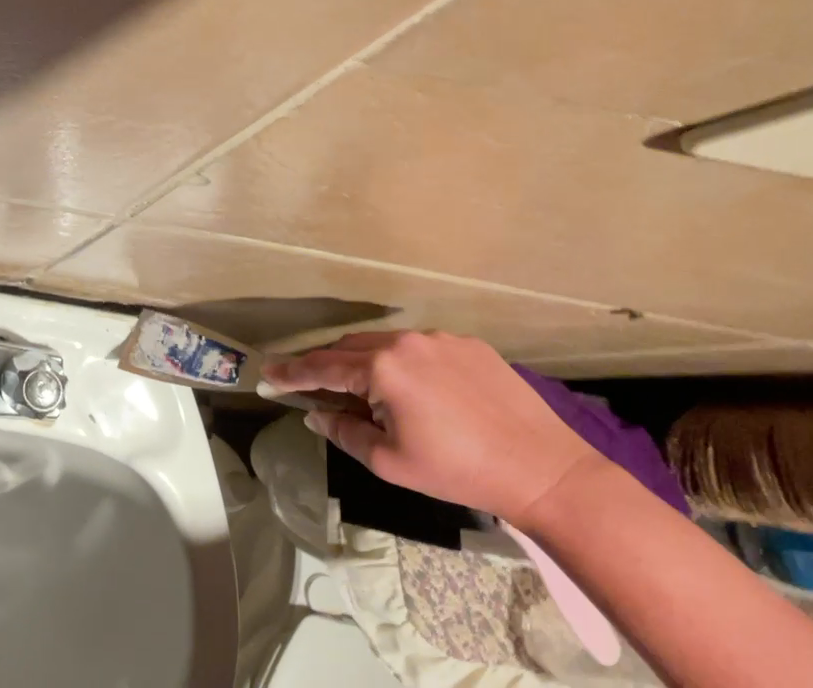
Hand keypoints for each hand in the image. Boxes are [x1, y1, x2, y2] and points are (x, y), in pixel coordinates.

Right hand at [263, 331, 601, 523]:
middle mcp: (405, 342)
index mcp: (381, 368)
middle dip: (327, 367)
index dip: (290, 373)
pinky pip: (421, 348)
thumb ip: (344, 432)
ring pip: (384, 345)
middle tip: (311, 388)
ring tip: (365, 392)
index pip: (320, 367)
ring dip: (365, 364)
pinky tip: (415, 391)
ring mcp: (441, 340)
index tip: (265, 374)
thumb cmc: (460, 472)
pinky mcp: (471, 345)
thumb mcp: (390, 462)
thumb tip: (316, 415)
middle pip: (348, 349)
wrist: (547, 472)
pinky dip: (403, 364)